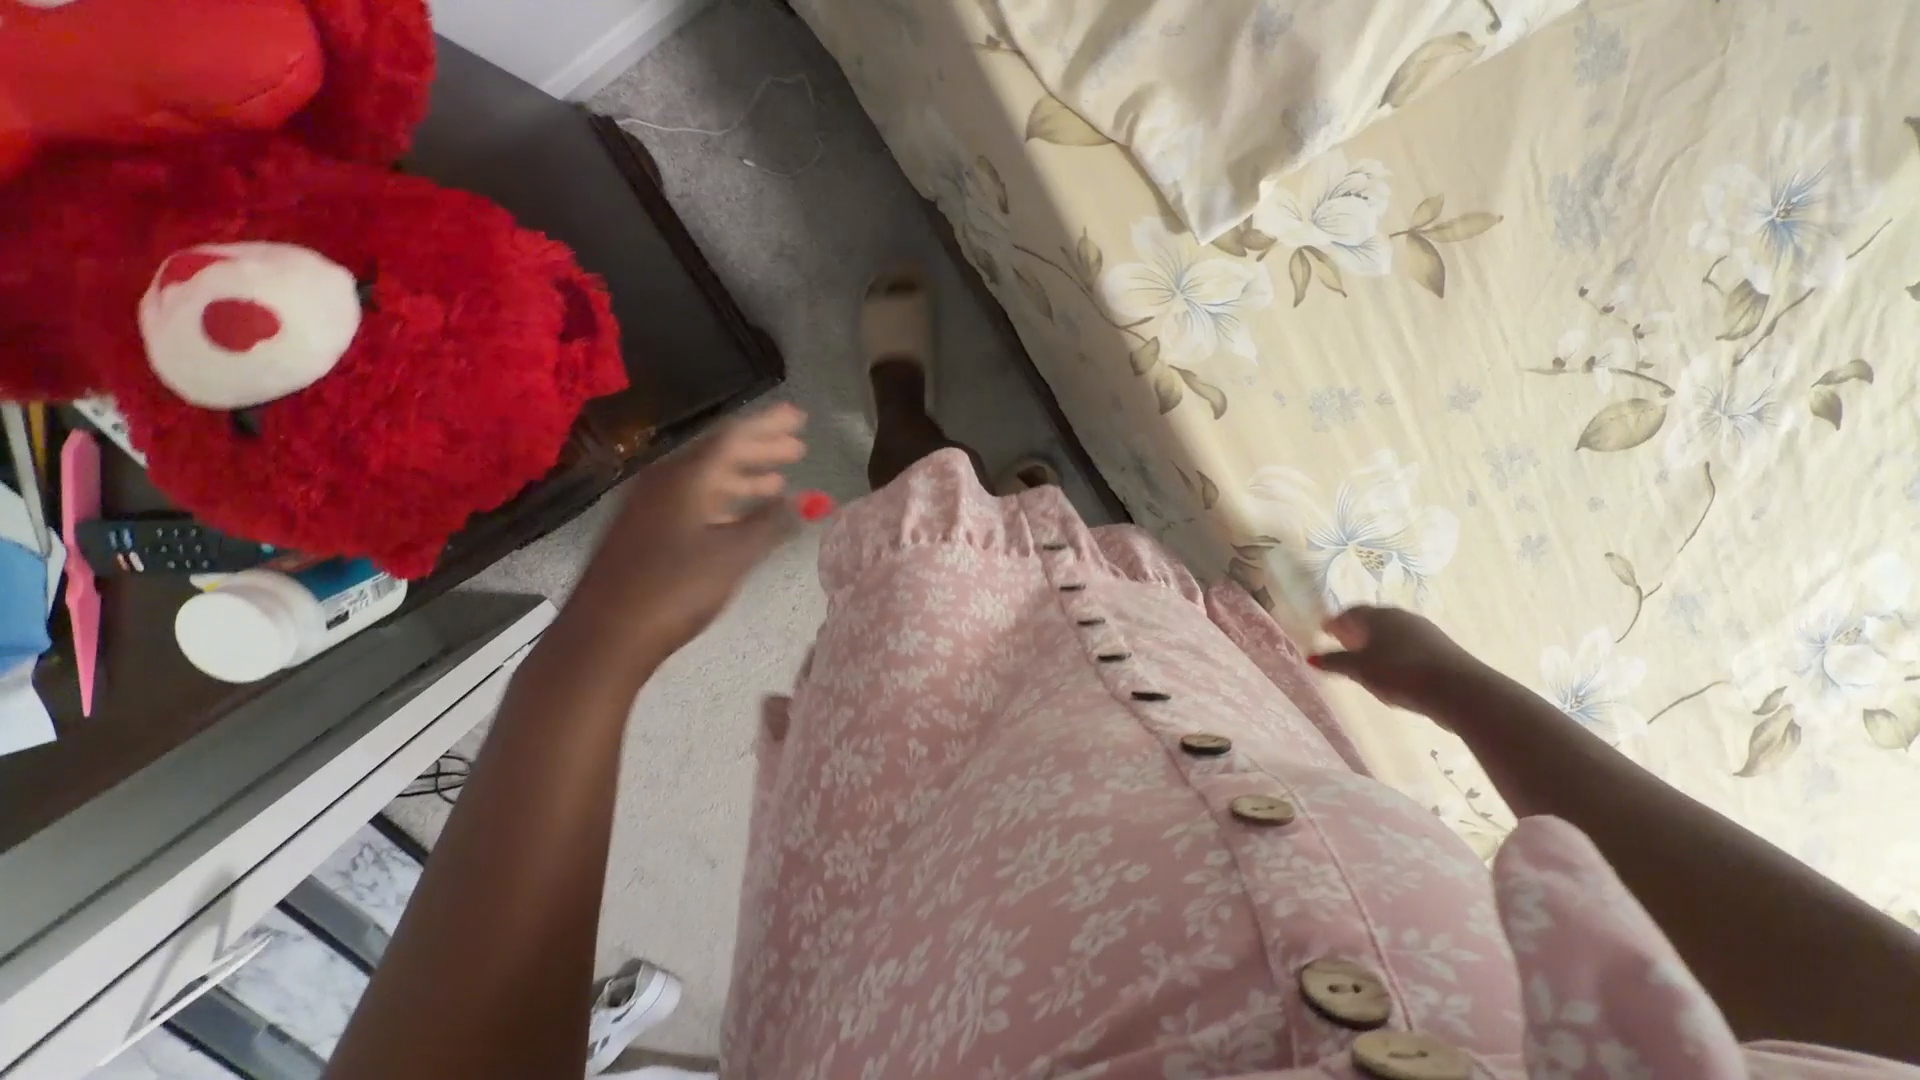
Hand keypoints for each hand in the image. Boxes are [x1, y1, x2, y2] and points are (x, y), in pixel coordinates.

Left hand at [567, 403, 807, 660]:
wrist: (605, 635)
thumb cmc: (673, 590)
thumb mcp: (732, 556)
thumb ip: (770, 523)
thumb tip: (800, 499)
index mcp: (685, 477)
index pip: (734, 436)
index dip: (770, 426)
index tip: (799, 418)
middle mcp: (664, 482)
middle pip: (719, 454)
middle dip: (761, 450)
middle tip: (797, 449)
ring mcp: (649, 507)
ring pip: (705, 480)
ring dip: (743, 478)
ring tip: (777, 482)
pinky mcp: (643, 532)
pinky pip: (692, 501)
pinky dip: (723, 502)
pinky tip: (740, 518)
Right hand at [1308, 605, 1484, 715]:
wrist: (1458, 689)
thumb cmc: (1399, 674)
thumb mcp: (1360, 670)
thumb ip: (1335, 662)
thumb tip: (1310, 657)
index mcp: (1376, 616)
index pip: (1348, 613)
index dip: (1334, 623)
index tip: (1324, 633)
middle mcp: (1399, 616)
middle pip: (1370, 619)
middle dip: (1354, 630)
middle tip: (1342, 644)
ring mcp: (1422, 629)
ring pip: (1391, 631)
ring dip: (1376, 641)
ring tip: (1367, 659)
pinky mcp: (1439, 646)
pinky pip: (1407, 643)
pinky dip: (1394, 650)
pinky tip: (1394, 668)